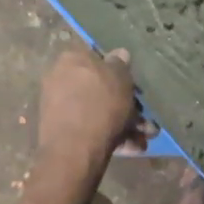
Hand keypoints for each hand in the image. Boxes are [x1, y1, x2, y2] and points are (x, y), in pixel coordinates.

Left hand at [37, 46, 139, 167]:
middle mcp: (60, 79)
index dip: (119, 71)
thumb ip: (120, 64)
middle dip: (126, 104)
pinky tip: (132, 148)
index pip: (98, 57)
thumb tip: (119, 53)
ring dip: (124, 123)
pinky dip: (111, 136)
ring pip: (98, 111)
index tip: (135, 87)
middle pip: (100, 88)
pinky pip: (91, 128)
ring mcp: (59, 107)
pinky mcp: (61, 131)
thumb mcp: (120, 78)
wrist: (74, 150)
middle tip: (144, 118)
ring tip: (144, 138)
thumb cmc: (101, 105)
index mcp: (71, 59)